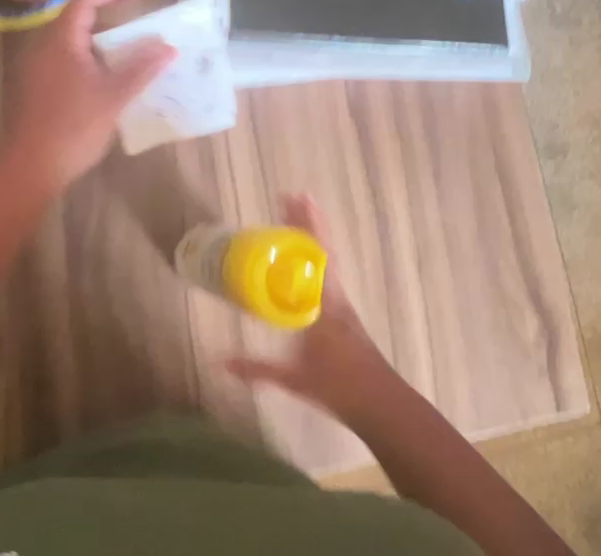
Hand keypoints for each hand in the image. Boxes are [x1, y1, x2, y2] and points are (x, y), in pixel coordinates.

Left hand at [0, 0, 175, 193]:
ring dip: (96, 41)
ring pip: (67, 43)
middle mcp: (41, 48)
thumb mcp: (114, 96)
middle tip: (135, 23)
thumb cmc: (73, 127)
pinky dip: (85, 60)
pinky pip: (61, 61)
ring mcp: (33, 69)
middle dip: (106, 16)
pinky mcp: (31, 89)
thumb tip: (167, 46)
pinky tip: (103, 80)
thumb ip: (141, 68)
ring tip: (124, 52)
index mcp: (60, 41)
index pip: (85, 1)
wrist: (28, 168)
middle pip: (74, 19)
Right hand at [225, 194, 392, 420]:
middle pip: (321, 250)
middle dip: (306, 223)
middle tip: (291, 197)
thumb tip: (219, 363)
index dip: (305, 225)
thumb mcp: (293, 380)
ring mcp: (343, 305)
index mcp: (324, 303)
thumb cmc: (339, 387)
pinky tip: (304, 263)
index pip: (314, 255)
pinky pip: (327, 277)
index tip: (293, 197)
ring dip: (312, 239)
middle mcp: (335, 297)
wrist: (381, 403)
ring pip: (326, 262)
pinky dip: (315, 261)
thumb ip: (256, 369)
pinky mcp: (345, 315)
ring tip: (295, 220)